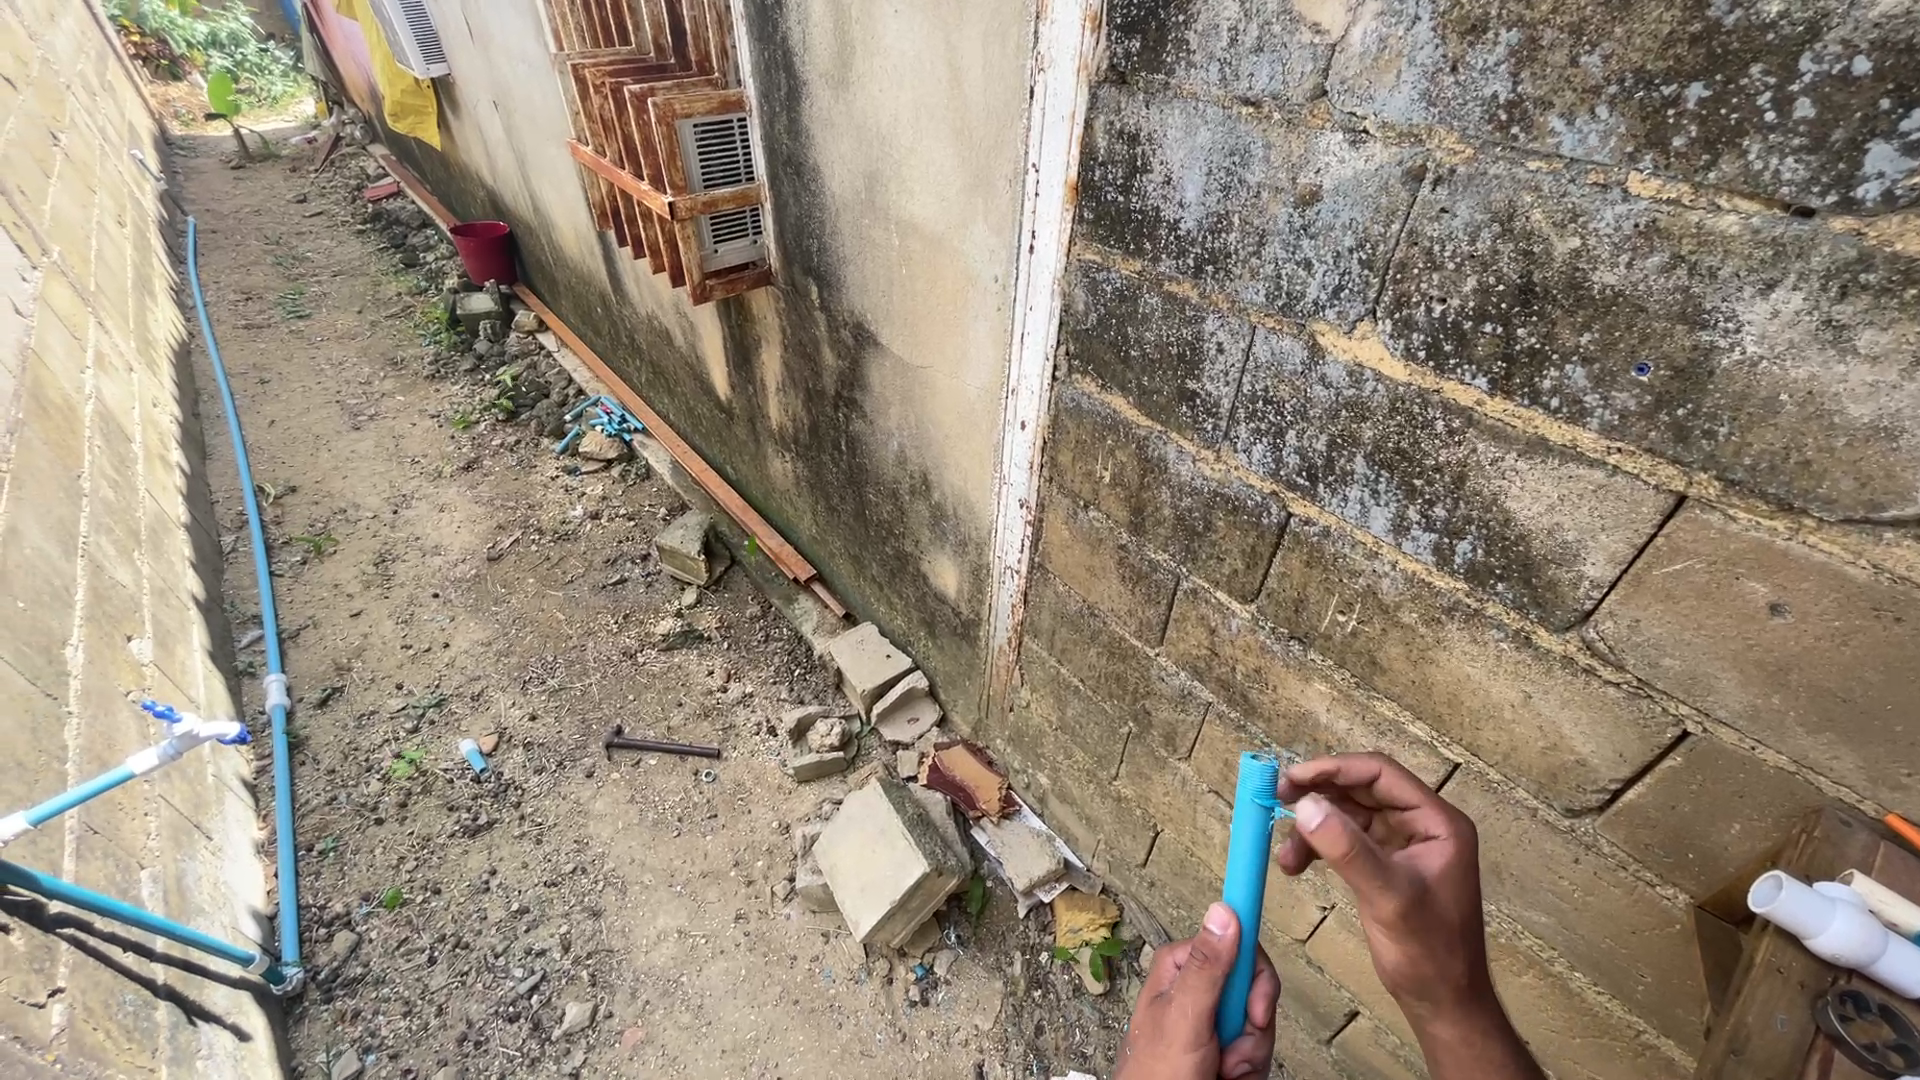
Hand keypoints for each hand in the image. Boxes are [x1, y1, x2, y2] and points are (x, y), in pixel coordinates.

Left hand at [1114, 902, 1279, 1079]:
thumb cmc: (1157, 1071)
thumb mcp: (1183, 1014)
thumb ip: (1206, 966)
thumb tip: (1223, 911)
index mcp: (1183, 964)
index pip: (1237, 943)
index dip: (1256, 977)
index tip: (1257, 1007)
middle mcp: (1199, 983)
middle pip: (1254, 987)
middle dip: (1251, 1027)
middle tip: (1228, 1050)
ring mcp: (1215, 1014)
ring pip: (1261, 1023)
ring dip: (1249, 1054)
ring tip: (1220, 1068)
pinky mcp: (1228, 1042)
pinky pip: (1259, 1049)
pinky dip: (1249, 1069)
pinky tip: (1226, 1076)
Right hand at [1278, 755, 1542, 1079]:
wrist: (1442, 1003)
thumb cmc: (1429, 952)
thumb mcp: (1387, 897)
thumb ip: (1346, 848)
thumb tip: (1304, 804)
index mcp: (1437, 822)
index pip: (1380, 772)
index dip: (1334, 769)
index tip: (1292, 779)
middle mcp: (1420, 823)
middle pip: (1359, 787)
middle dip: (1317, 794)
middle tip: (1278, 800)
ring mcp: (1401, 841)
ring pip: (1345, 812)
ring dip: (1311, 824)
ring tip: (1286, 851)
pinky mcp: (1382, 860)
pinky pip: (1342, 835)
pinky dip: (1316, 844)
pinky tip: (1294, 863)